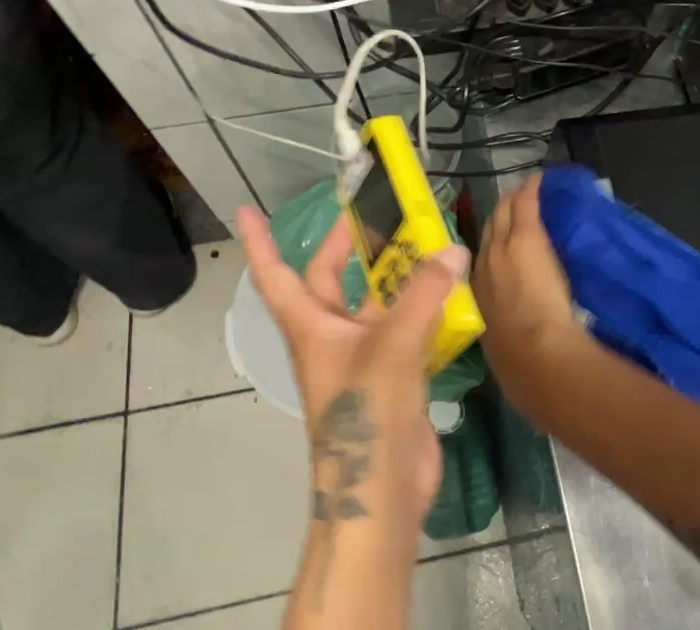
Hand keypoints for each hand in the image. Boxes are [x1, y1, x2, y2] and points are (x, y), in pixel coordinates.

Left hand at [236, 206, 460, 534]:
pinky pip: (407, 329)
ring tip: (430, 244)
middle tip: (377, 213)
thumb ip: (423, 293)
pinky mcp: (394, 376)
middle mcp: (332, 336)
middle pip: (332, 280)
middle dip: (349, 247)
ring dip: (397, 277)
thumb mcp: (391, 345)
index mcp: (311, 326)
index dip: (260, 241)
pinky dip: (425, 308)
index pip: (274, 274)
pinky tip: (453, 293)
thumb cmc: (364, 413)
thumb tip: (452, 249)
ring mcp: (363, 357)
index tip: (247, 209)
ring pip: (376, 303)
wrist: (380, 491)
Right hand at [472, 175, 592, 394]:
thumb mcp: (504, 345)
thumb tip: (514, 346)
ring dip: (513, 203)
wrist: (531, 351)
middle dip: (498, 218)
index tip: (500, 238)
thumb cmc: (520, 359)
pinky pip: (526, 204)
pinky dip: (532, 190)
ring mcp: (503, 248)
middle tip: (512, 207)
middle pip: (487, 232)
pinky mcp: (527, 236)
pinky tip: (541, 180)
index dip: (490, 245)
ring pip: (503, 215)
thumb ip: (507, 334)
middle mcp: (482, 265)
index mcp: (475, 293)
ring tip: (524, 194)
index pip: (479, 259)